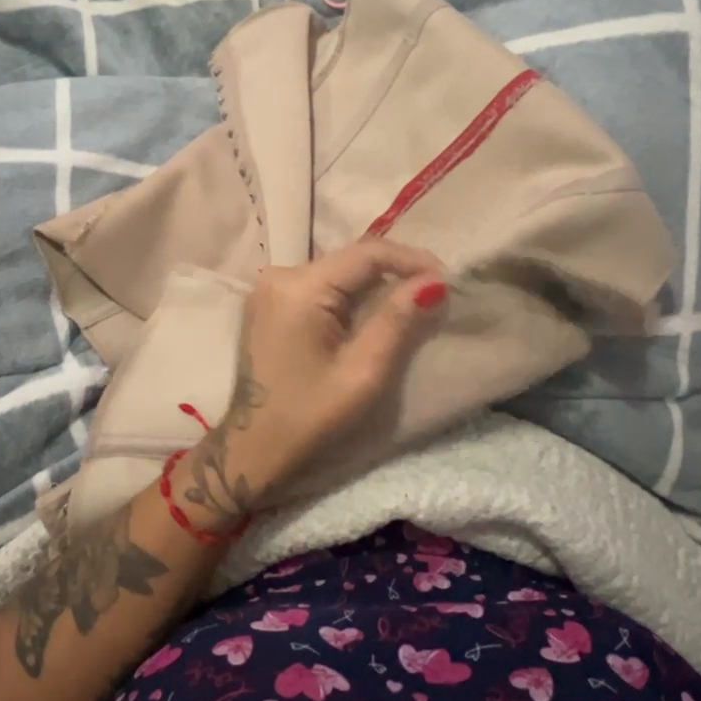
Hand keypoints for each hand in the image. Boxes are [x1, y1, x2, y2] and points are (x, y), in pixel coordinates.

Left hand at [169, 240, 446, 531]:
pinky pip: (320, 288)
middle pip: (350, 259)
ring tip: (411, 305)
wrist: (253, 448)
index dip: (412, 260)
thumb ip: (398, 321)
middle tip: (434, 295)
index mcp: (299, 287)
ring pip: (337, 272)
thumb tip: (435, 281)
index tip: (447, 280)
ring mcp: (269, 289)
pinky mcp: (269, 305)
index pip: (367, 252)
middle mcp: (279, 275)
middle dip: (395, 272)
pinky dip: (349, 298)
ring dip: (374, 285)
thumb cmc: (310, 416)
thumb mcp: (363, 372)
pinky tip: (373, 316)